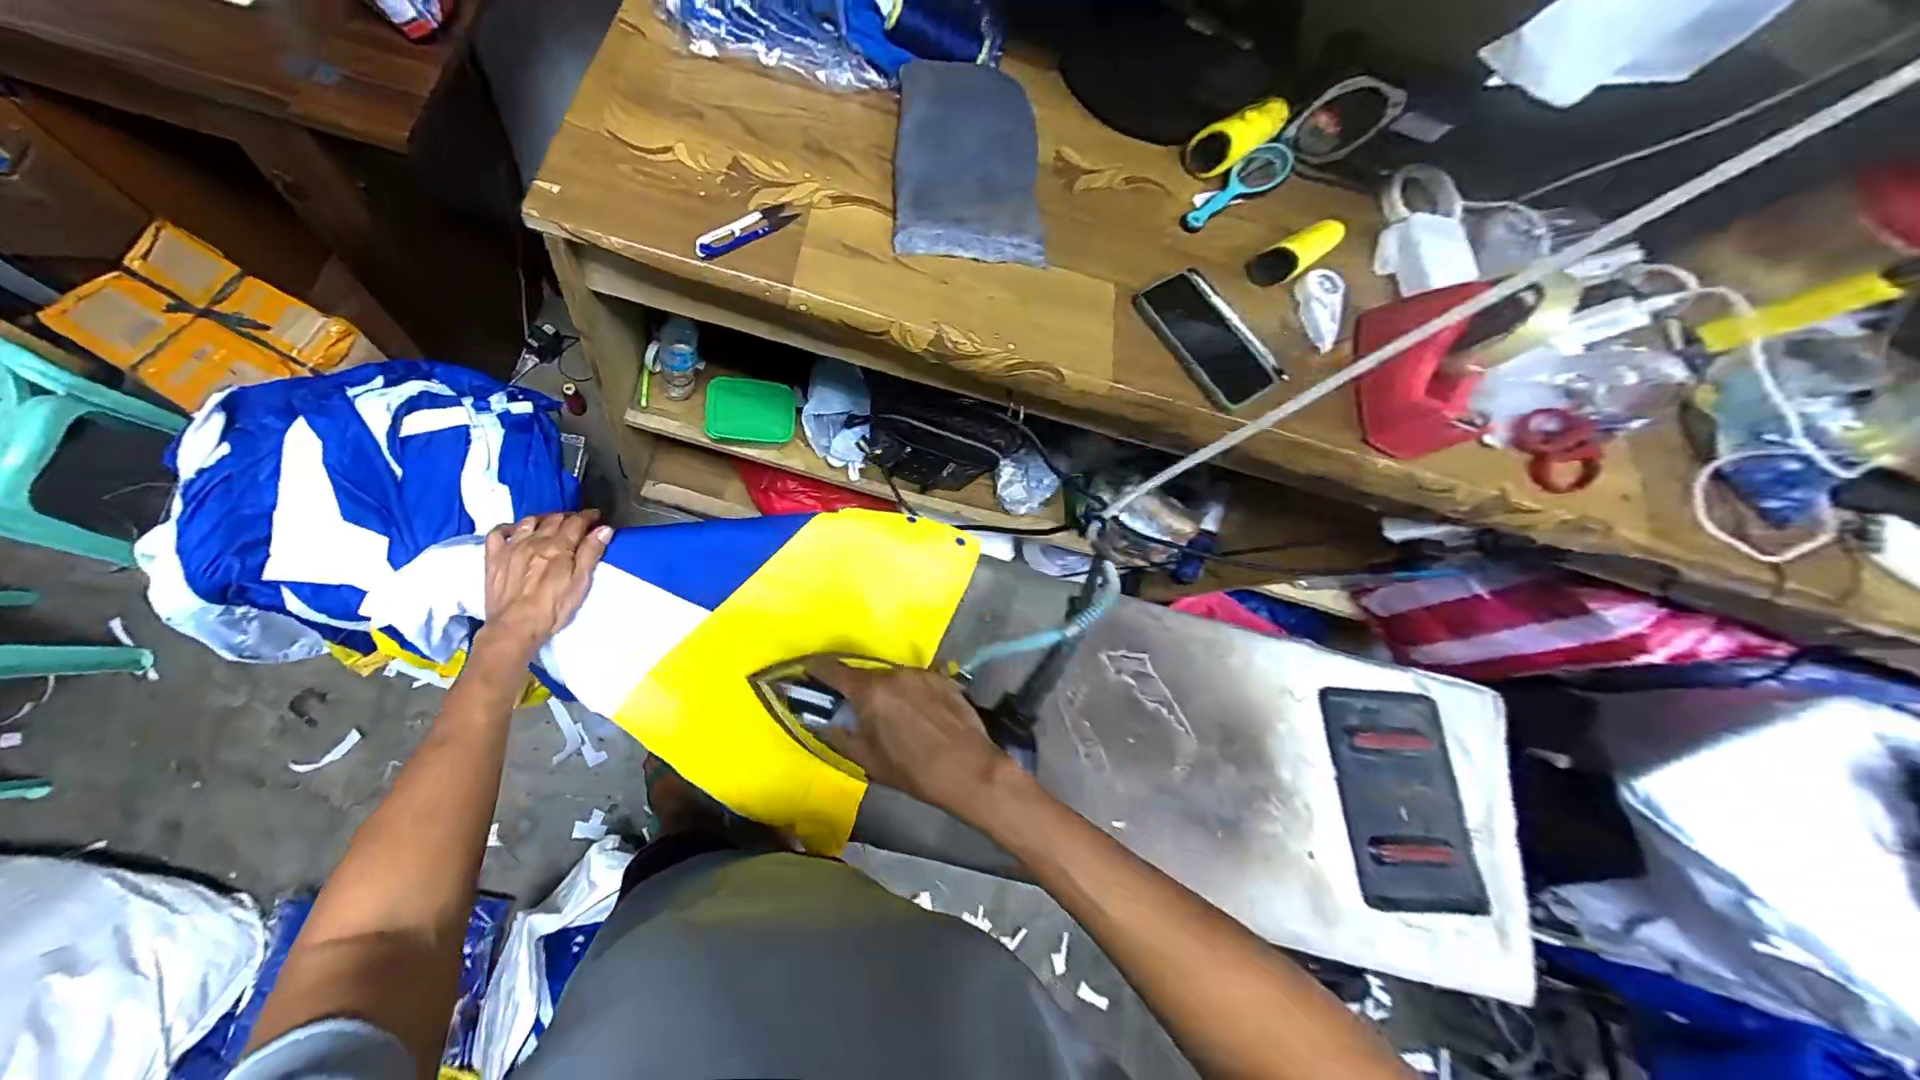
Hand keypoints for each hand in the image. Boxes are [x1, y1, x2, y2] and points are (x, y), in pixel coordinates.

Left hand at [475, 511, 611, 664]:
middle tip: (578, 523)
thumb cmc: (555, 608)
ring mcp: (512, 547)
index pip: (576, 522)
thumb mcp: (581, 582)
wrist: (515, 627)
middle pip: (554, 519)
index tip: (596, 516)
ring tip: (550, 525)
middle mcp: (535, 540)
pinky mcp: (493, 557)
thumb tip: (604, 528)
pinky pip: (497, 532)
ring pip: (528, 521)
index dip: (588, 516)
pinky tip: (515, 531)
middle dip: (568, 517)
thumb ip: (591, 553)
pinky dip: (509, 527)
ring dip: (543, 519)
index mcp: (559, 546)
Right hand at [806, 660, 1017, 821]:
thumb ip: (841, 736)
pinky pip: (918, 683)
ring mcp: (923, 674)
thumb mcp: (868, 760)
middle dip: (858, 688)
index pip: (835, 671)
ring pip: (894, 678)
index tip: (808, 671)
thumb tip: (827, 721)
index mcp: (871, 691)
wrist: (968, 768)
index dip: (818, 670)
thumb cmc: (913, 770)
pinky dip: (912, 694)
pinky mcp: (945, 680)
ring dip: (888, 691)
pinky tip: (921, 716)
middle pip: (867, 675)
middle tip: (857, 707)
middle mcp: (895, 674)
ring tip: (895, 716)